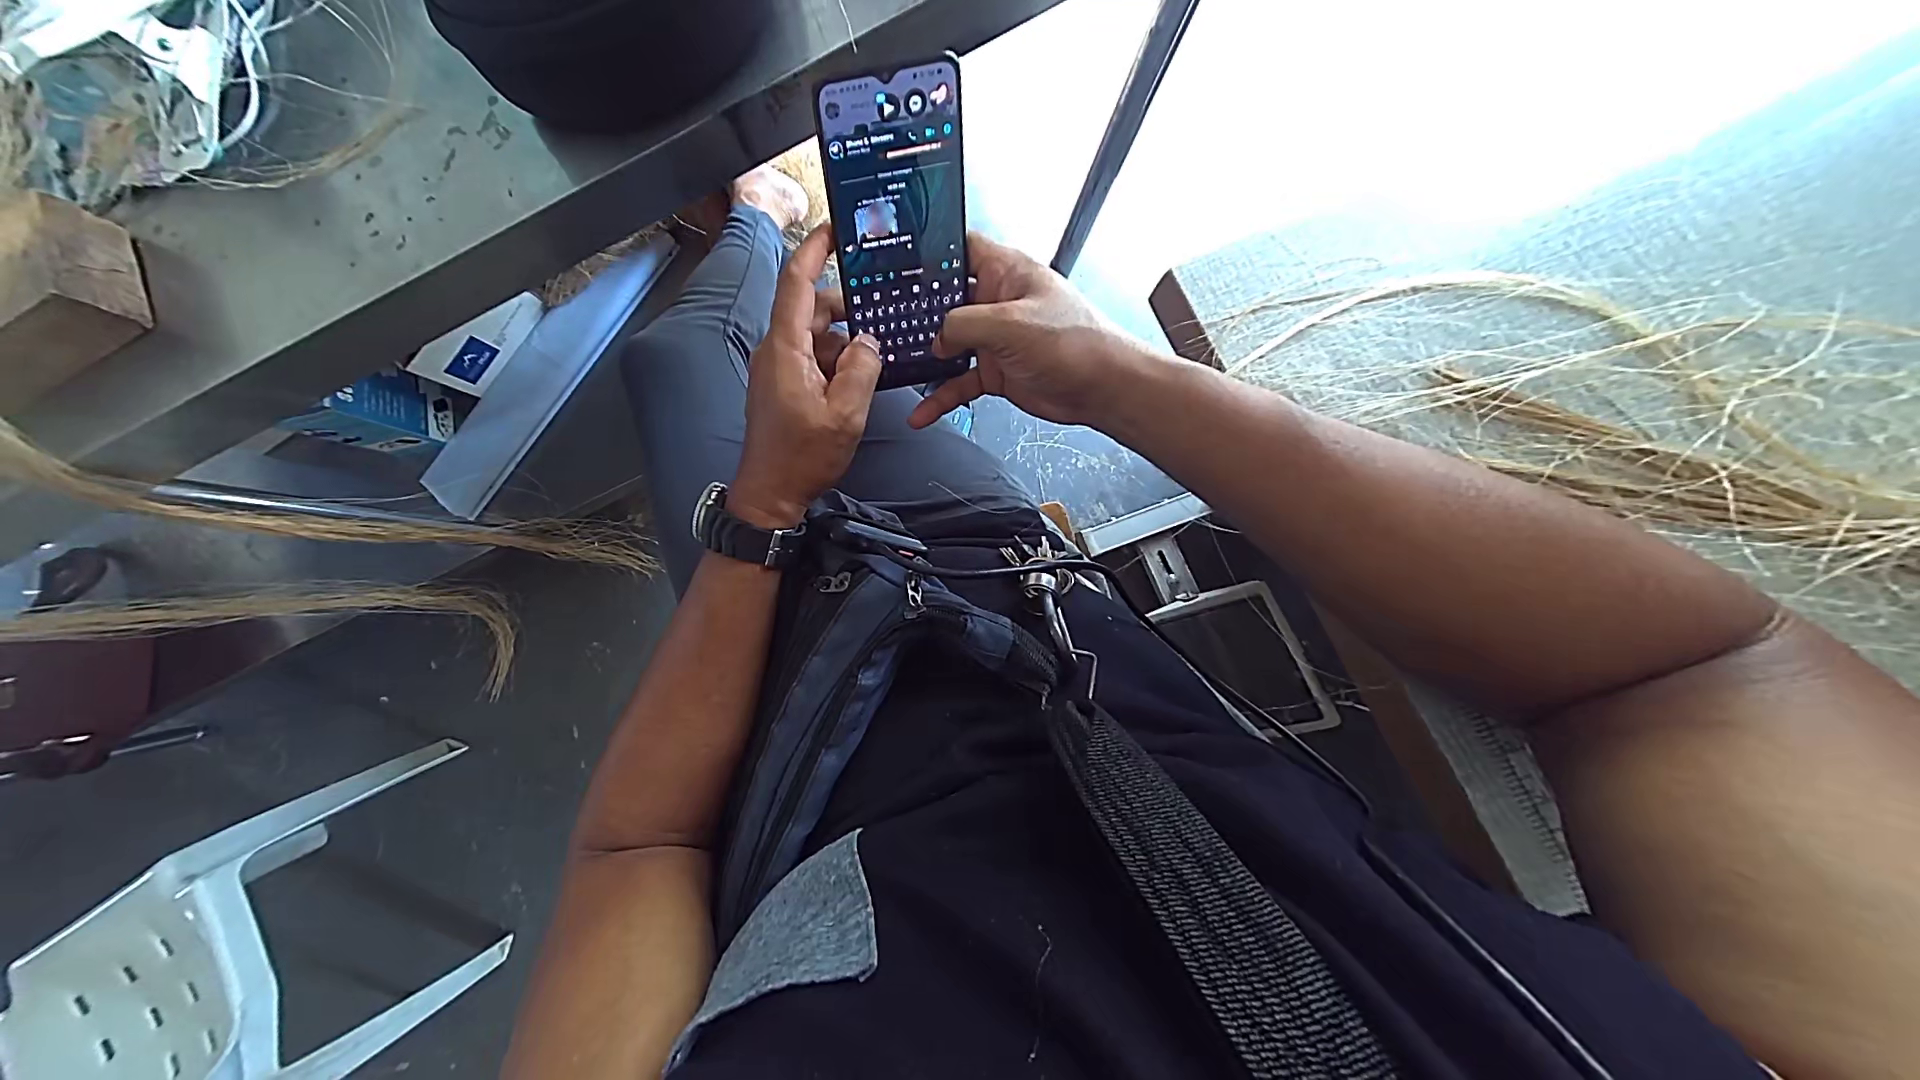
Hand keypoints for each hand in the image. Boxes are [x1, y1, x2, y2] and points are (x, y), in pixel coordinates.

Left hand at [730, 225, 883, 529]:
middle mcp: (776, 351)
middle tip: (881, 308)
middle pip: (811, 308)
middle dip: (846, 306)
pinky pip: (812, 359)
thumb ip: (861, 369)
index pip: (796, 282)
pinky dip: (836, 361)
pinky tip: (859, 378)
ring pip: (815, 336)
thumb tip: (868, 341)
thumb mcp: (845, 414)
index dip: (814, 249)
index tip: (835, 228)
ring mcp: (777, 369)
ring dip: (844, 341)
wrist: (771, 492)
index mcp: (785, 348)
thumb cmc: (802, 457)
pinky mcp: (782, 386)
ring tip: (877, 354)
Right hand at [908, 232, 1166, 429]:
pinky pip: (960, 382)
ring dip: (926, 358)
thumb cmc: (1077, 344)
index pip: (960, 248)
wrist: (1102, 389)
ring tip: (896, 364)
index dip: (930, 251)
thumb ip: (965, 324)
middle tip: (886, 320)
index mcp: (1005, 272)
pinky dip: (941, 396)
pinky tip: (923, 410)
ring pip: (949, 345)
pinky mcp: (997, 371)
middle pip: (946, 300)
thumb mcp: (1012, 323)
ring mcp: (996, 338)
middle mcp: (997, 302)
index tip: (897, 262)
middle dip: (918, 312)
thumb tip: (937, 337)